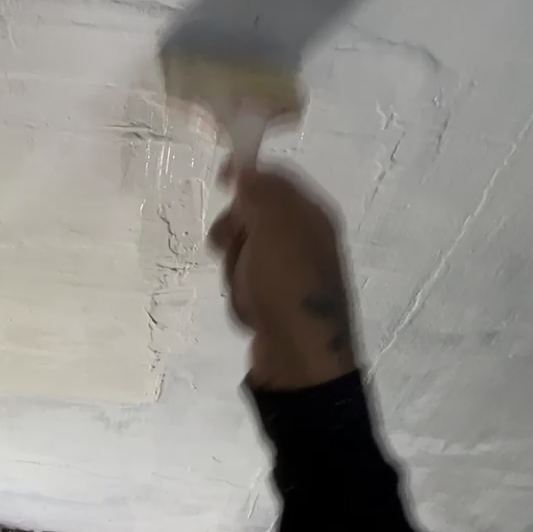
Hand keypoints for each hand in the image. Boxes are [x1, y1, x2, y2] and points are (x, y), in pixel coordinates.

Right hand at [207, 165, 358, 389]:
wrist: (300, 363)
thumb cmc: (288, 289)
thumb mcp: (275, 230)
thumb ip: (261, 193)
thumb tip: (248, 167)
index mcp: (313, 215)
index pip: (276, 176)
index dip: (247, 173)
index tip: (219, 181)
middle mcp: (305, 238)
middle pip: (253, 213)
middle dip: (235, 231)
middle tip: (229, 245)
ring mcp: (290, 271)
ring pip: (243, 247)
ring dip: (235, 266)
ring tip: (246, 289)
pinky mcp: (276, 297)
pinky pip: (245, 279)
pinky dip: (242, 291)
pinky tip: (251, 309)